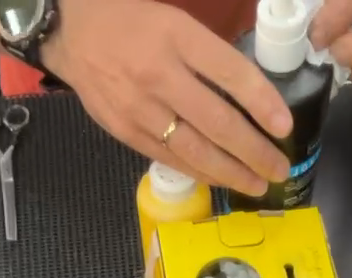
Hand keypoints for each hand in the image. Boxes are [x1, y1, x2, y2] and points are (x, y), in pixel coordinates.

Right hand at [42, 0, 292, 194]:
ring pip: (196, 149)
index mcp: (175, 35)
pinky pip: (172, 159)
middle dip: (254, 151)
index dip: (261, 102)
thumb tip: (248, 95)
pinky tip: (223, 180)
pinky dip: (202, 173)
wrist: (67, 30)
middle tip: (280, 168)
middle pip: (218, 121)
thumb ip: (205, 54)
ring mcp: (141, 108)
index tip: (284, 126)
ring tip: (259, 184)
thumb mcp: (171, 19)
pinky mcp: (127, 132)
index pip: (230, 72)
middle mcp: (159, 73)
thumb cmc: (127, 19)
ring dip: (232, 172)